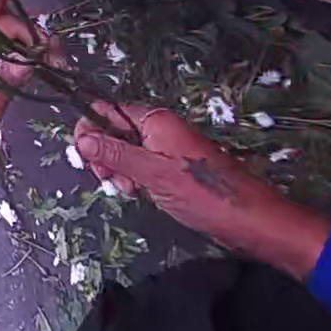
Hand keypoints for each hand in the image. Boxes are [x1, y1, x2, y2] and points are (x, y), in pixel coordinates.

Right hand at [74, 104, 330, 278]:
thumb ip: (116, 153)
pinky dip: (135, 180)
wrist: (248, 220)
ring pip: (126, 152)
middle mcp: (159, 128)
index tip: (89, 159)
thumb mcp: (152, 174)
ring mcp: (166, 149)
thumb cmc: (202, 193)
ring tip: (132, 191)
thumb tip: (81, 137)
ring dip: (120, 171)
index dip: (93, 131)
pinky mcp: (172, 168)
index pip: (109, 111)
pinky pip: (142, 167)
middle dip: (106, 155)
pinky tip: (141, 194)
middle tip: (112, 180)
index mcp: (155, 120)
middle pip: (115, 131)